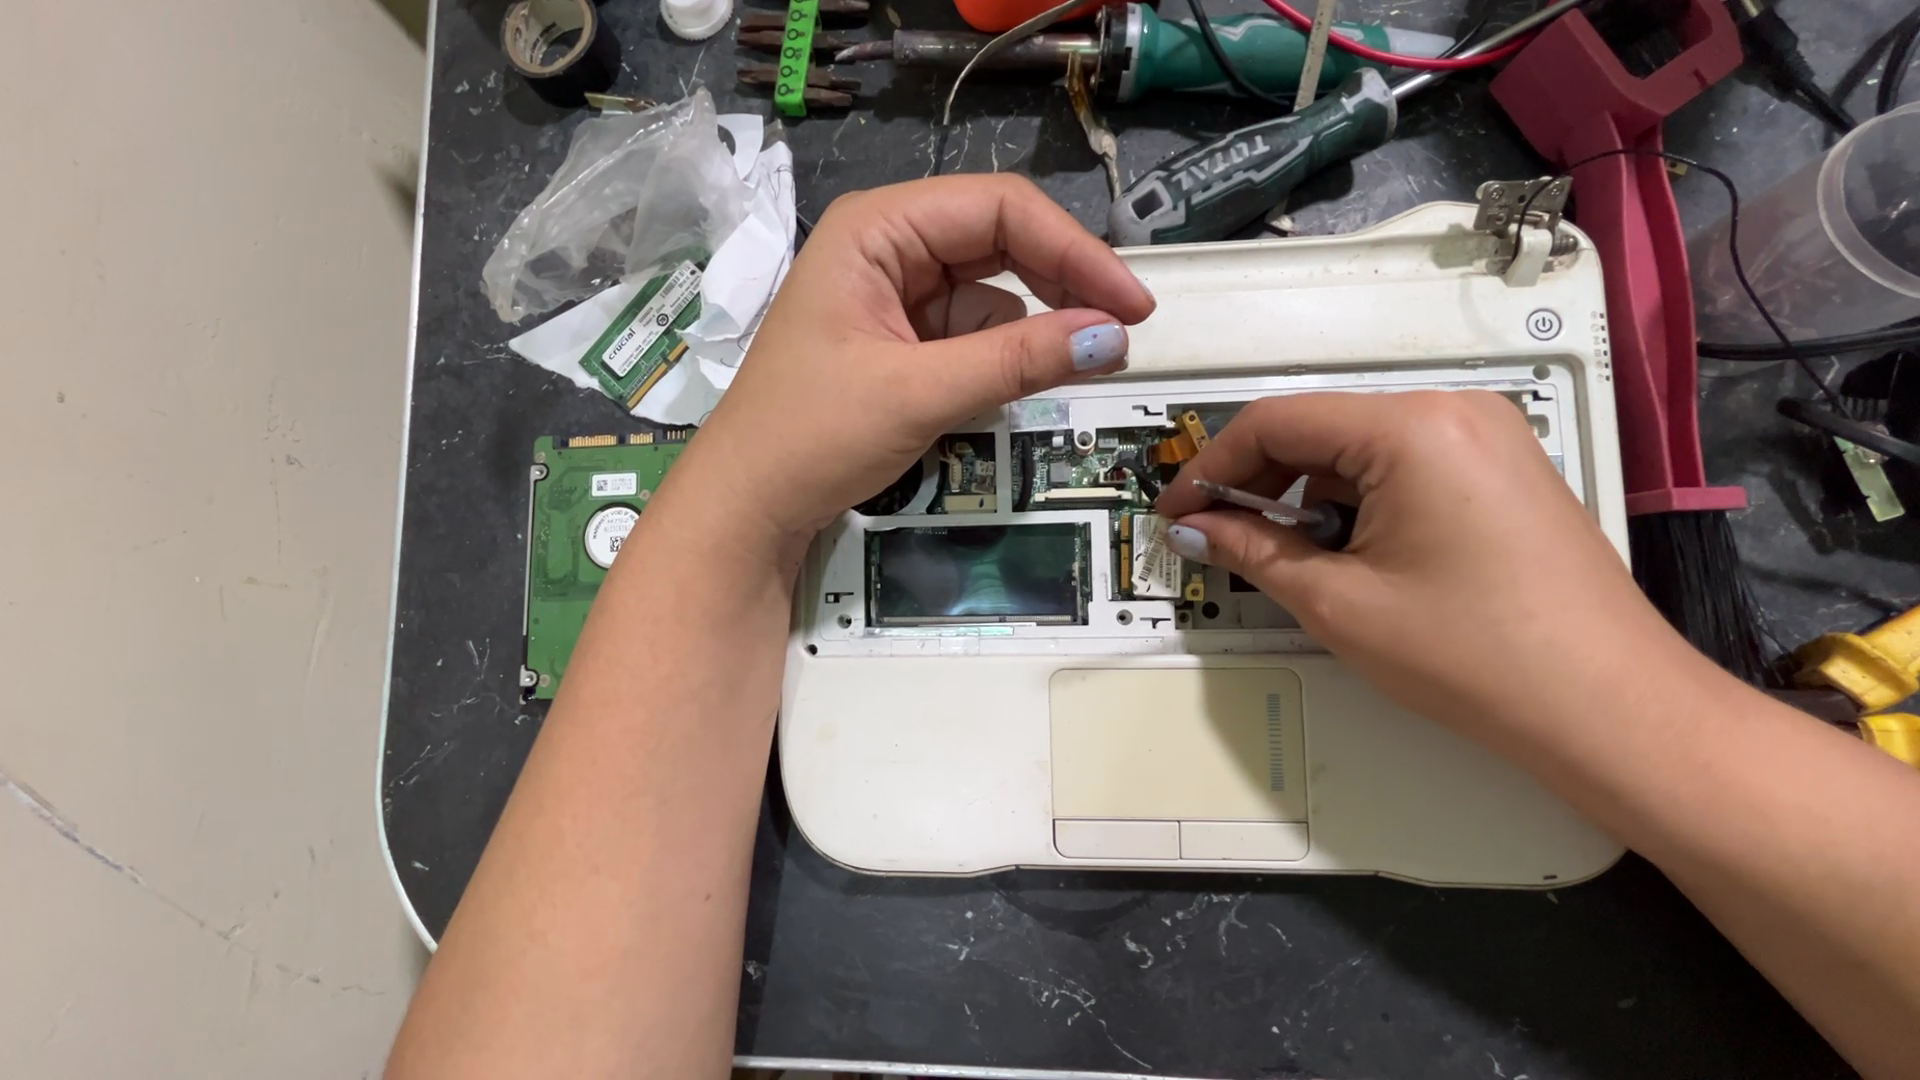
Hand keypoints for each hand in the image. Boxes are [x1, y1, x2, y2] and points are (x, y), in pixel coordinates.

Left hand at [659, 174, 1154, 565]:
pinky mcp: (901, 342)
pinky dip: (1002, 358)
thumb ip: (1018, 359)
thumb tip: (1114, 337)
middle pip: (1000, 243)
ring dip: (1032, 329)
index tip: (1132, 306)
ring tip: (1076, 366)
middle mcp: (888, 247)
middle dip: (1061, 284)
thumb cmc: (813, 435)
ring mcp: (894, 296)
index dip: (1074, 251)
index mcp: (879, 228)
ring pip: (991, 293)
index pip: (999, 209)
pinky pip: (972, 335)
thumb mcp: (920, 393)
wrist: (750, 506)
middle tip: (1123, 333)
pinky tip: (1015, 386)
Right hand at [1153, 391, 1678, 740]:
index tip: (1175, 514)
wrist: (1610, 711)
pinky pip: (1399, 464)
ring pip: (1354, 449)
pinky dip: (1352, 500)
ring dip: (1302, 494)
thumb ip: (1250, 550)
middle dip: (1256, 482)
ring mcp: (1484, 436)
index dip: (1210, 467)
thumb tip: (1189, 529)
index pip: (1275, 421)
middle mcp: (1450, 410)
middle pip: (1316, 428)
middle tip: (1215, 537)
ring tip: (1280, 554)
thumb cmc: (1466, 654)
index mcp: (1410, 427)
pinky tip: (1343, 550)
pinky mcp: (1499, 469)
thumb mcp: (1336, 601)